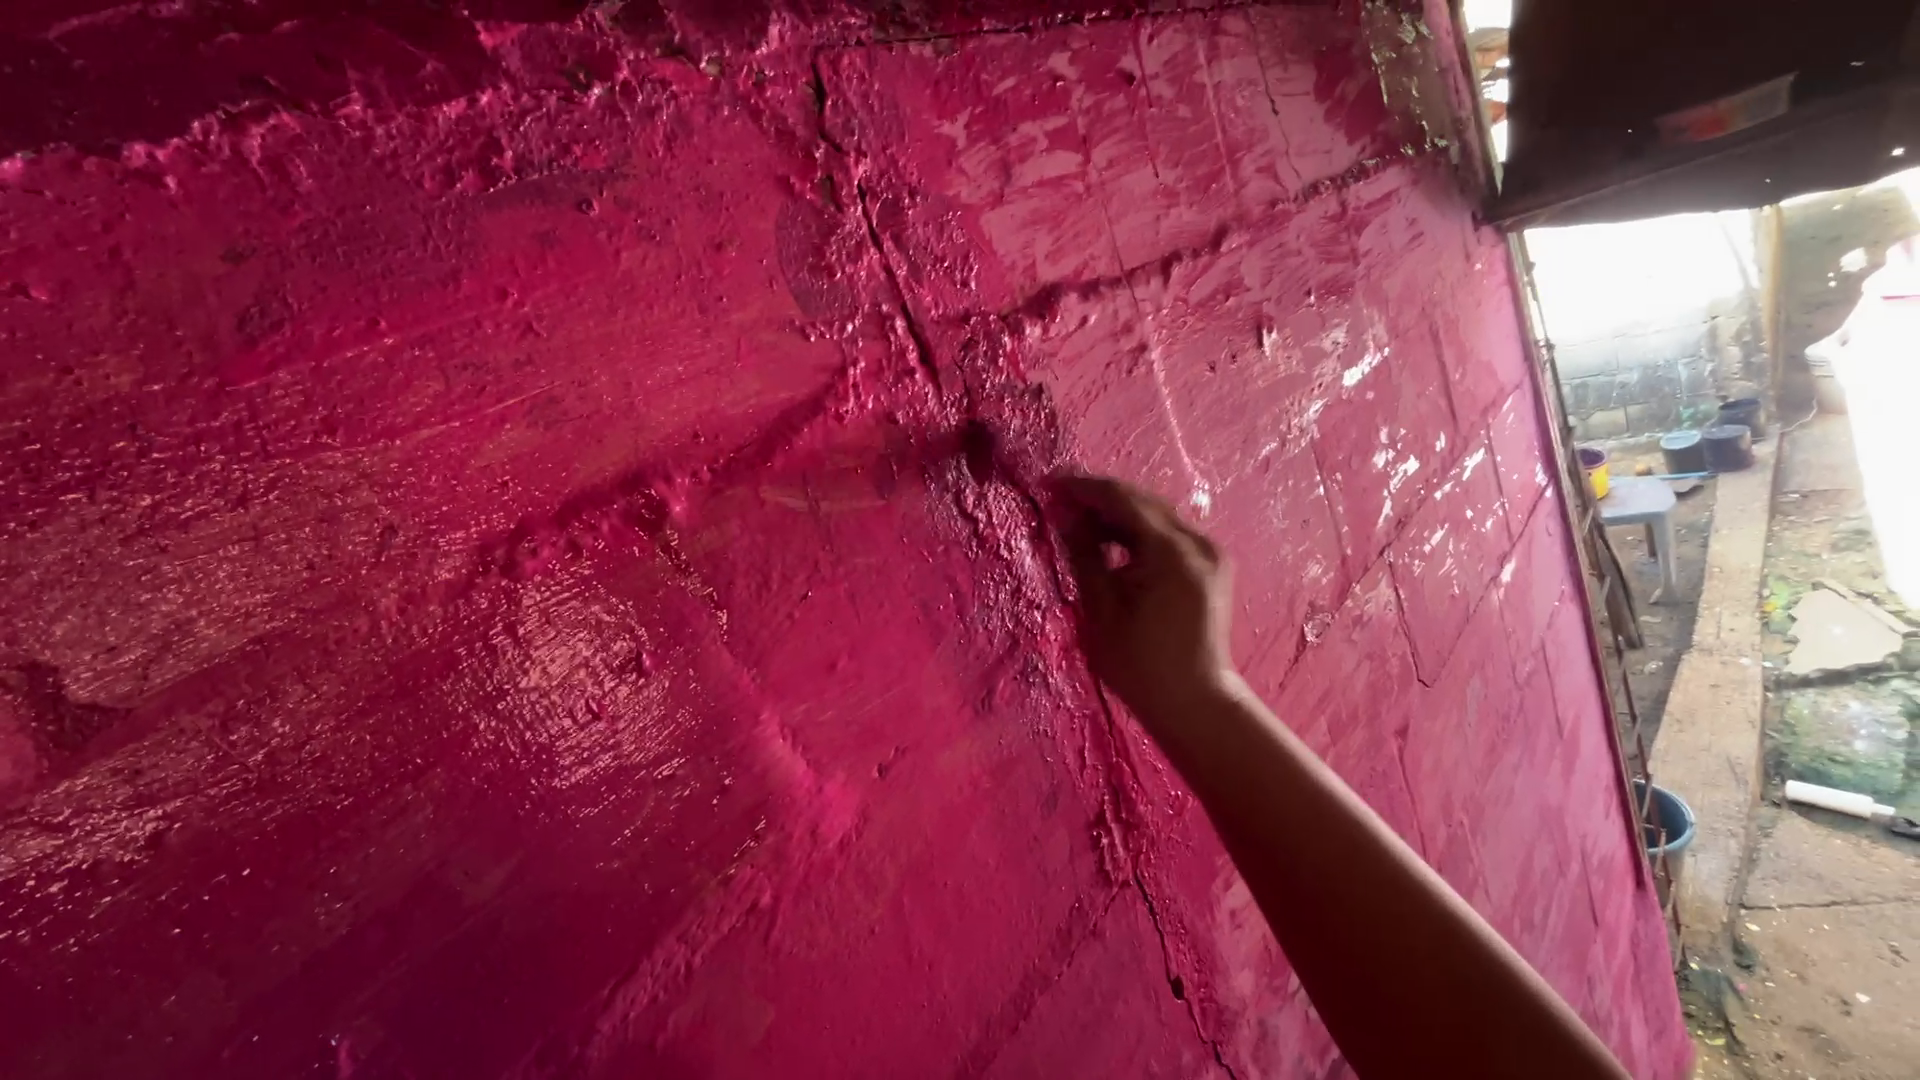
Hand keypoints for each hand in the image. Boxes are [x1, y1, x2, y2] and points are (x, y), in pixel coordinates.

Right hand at [1050, 474, 1237, 729]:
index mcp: (1172, 553)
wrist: (1195, 702)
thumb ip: (1084, 557)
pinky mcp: (1211, 566)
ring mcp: (1210, 553)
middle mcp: (1198, 543)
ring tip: (1077, 520)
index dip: (1084, 487)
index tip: (1050, 482)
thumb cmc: (1141, 666)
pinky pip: (1168, 535)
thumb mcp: (1102, 611)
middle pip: (1143, 502)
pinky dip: (1137, 533)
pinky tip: (1110, 541)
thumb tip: (1065, 518)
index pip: (1123, 500)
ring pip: (1156, 516)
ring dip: (1117, 514)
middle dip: (1099, 498)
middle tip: (1059, 499)